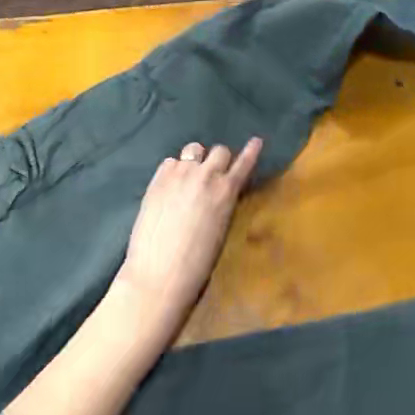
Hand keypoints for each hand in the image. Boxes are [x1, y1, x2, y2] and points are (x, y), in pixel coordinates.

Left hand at [116, 138, 262, 325]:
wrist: (160, 273)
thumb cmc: (198, 262)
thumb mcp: (221, 228)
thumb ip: (222, 203)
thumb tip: (218, 194)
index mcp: (227, 191)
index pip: (244, 163)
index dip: (251, 151)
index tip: (256, 141)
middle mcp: (206, 175)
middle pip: (219, 150)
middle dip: (219, 160)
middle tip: (212, 173)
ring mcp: (180, 174)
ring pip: (194, 149)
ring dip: (196, 160)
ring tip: (189, 175)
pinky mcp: (158, 179)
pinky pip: (170, 161)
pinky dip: (174, 170)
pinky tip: (169, 186)